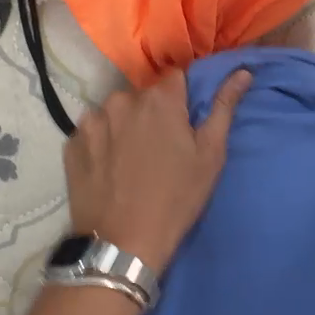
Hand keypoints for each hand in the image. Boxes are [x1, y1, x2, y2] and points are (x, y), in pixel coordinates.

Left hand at [63, 67, 251, 271]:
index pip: (176, 77)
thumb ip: (224, 107)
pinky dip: (104, 143)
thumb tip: (242, 71)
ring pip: (117, 112)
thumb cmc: (177, 198)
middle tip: (163, 148)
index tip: (187, 122)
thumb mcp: (210, 154)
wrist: (123, 243)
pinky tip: (113, 169)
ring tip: (134, 160)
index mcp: (160, 99)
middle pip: (144, 96)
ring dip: (127, 126)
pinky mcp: (72, 143)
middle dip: (155, 113)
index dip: (184, 97)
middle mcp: (122, 100)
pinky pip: (94, 132)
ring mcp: (91, 121)